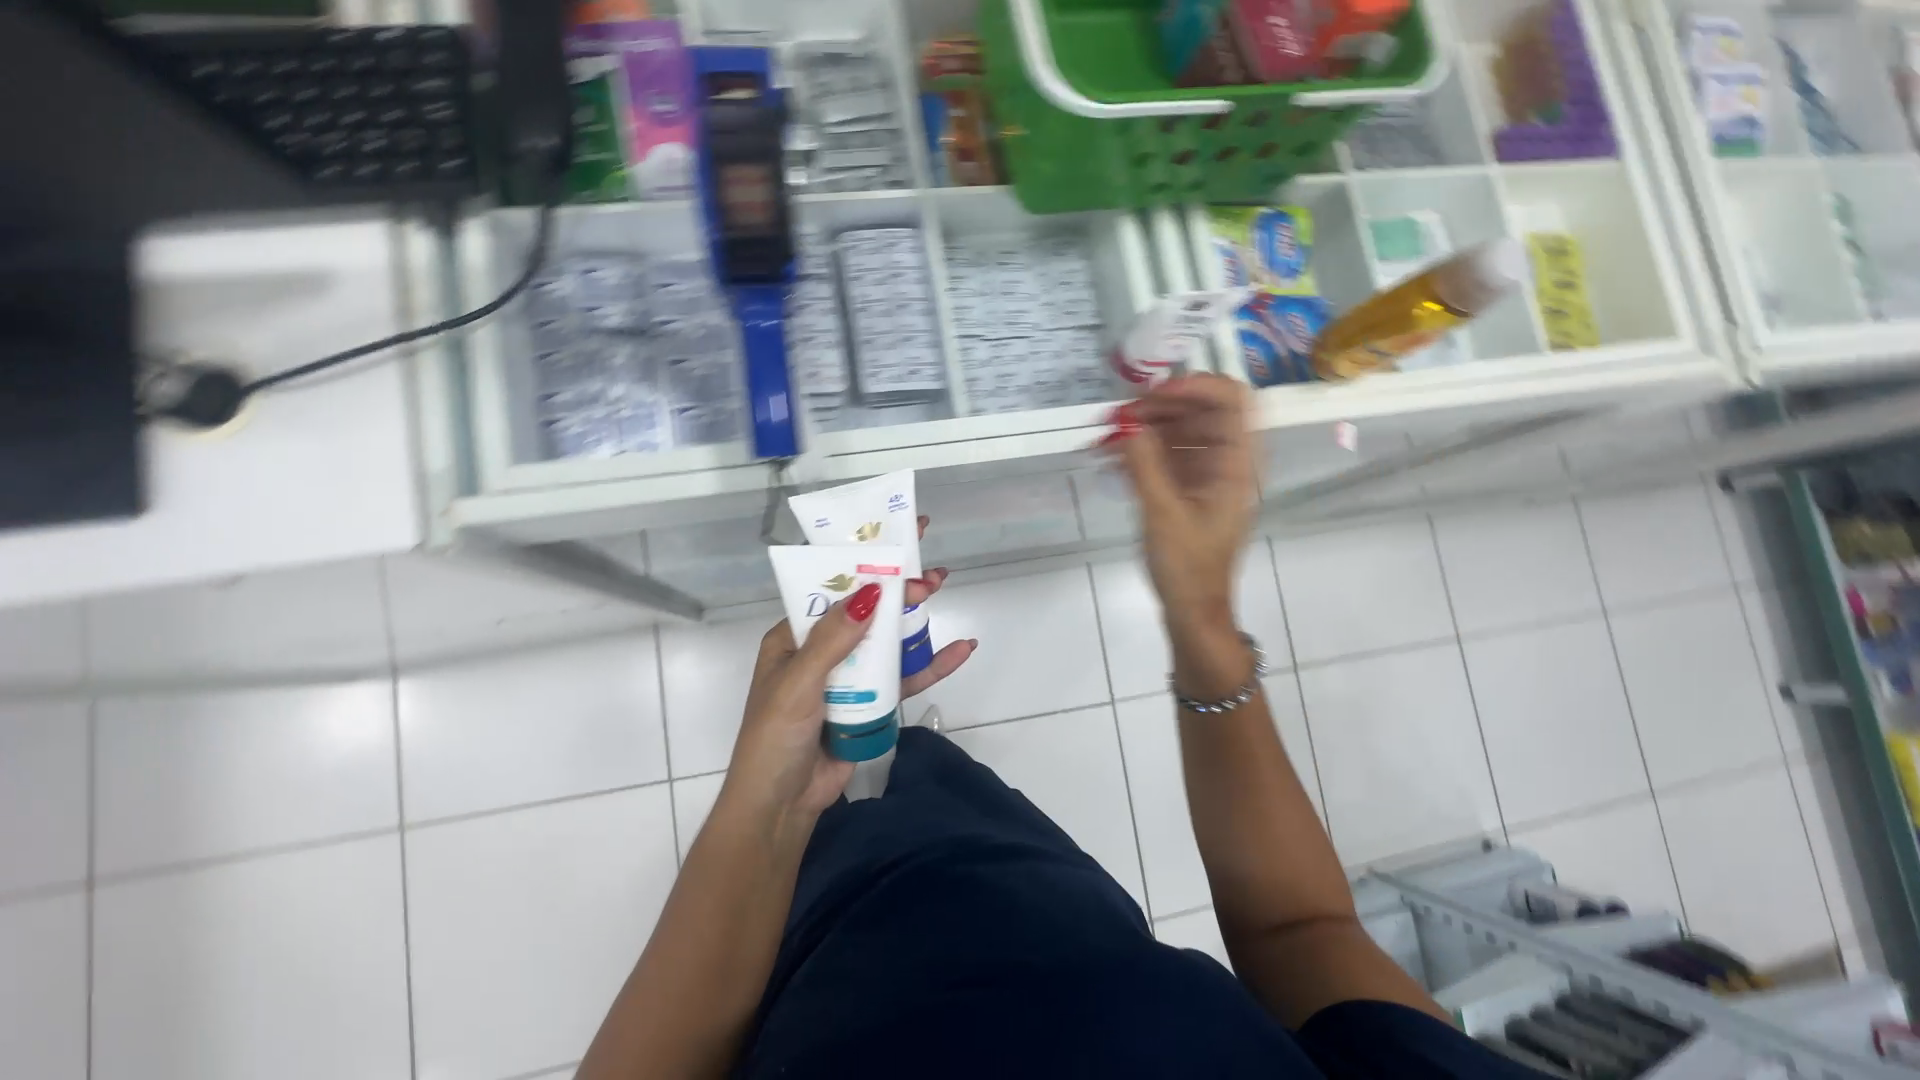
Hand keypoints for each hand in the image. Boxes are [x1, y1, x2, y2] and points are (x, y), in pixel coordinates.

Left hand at [723, 520, 974, 824]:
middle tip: (932, 572)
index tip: (894, 538)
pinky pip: (903, 679)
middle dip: (896, 588)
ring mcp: (848, 679)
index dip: (861, 562)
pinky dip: (930, 665)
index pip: (830, 589)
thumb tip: (872, 591)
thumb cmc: (776, 738)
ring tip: (945, 592)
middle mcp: (821, 652)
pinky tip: (958, 652)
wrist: (781, 806)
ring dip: (915, 619)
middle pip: (865, 611)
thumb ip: (835, 639)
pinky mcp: (870, 705)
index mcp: (793, 638)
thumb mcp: (799, 683)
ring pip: (887, 641)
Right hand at [1099, 376, 1257, 693]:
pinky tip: (1109, 456)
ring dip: (1143, 427)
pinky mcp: (1188, 489)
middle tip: (1118, 417)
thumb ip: (1143, 463)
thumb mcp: (1163, 513)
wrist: (1193, 612)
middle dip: (1158, 405)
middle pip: (1200, 409)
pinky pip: (1167, 454)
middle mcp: (1227, 460)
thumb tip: (1124, 422)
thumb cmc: (1188, 567)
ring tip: (1105, 436)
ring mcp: (1207, 474)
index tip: (1151, 395)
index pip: (1231, 398)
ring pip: (1180, 430)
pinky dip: (1140, 450)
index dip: (1194, 385)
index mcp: (1237, 463)